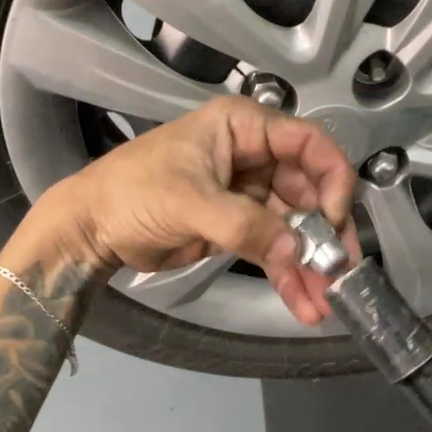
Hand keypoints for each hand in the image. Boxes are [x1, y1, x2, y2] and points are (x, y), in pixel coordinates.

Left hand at [37, 95, 358, 323]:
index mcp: (243, 128)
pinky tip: (302, 303)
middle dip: (325, 234)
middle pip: (309, 191)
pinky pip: (275, 250)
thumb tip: (296, 253)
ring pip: (295, 227)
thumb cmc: (133, 193)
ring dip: (310, 265)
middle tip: (340, 274)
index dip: (330, 179)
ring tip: (323, 302)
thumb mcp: (189, 201)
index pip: (307, 144)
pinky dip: (288, 276)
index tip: (334, 219)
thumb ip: (244, 226)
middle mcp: (253, 157)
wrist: (92, 227)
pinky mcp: (239, 228)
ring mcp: (248, 194)